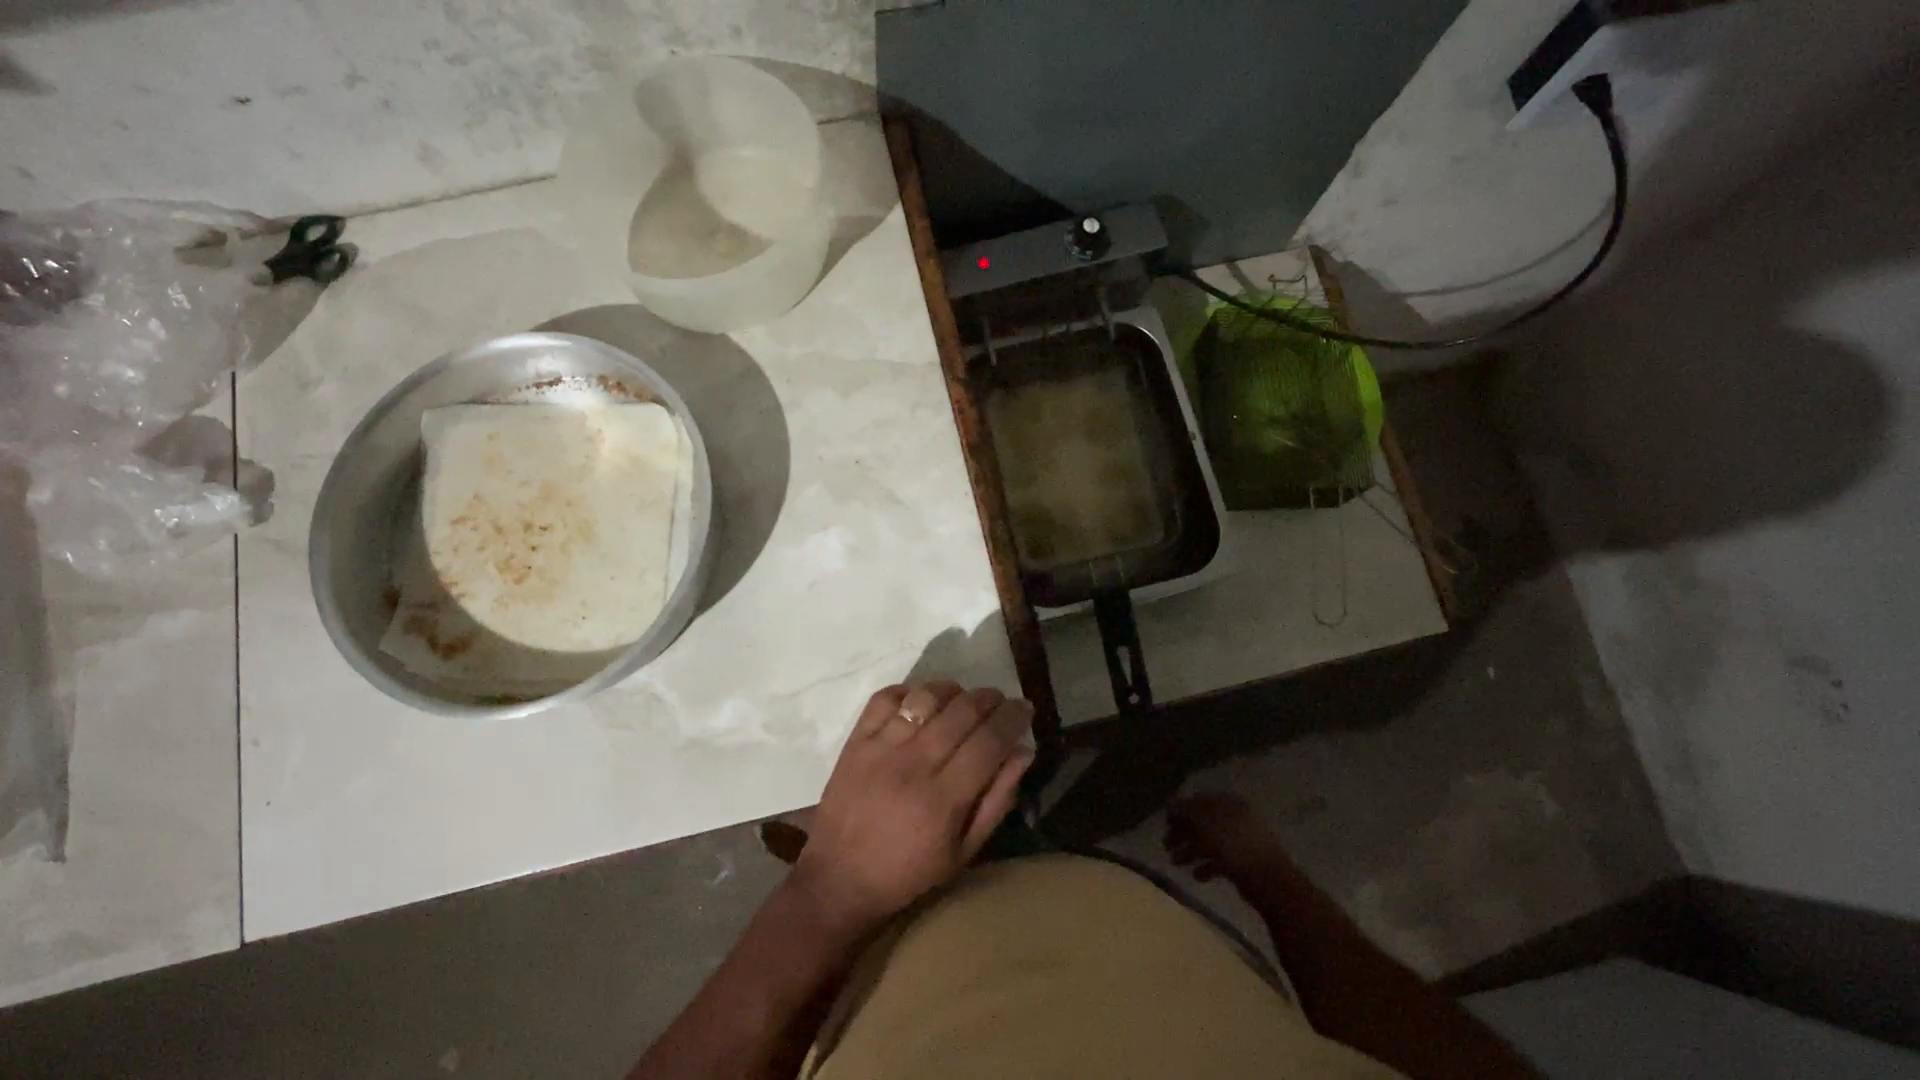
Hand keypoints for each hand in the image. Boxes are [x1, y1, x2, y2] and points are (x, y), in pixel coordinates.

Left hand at [792, 680, 1034, 929]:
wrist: (839, 878)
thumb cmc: (908, 872)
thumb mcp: (964, 852)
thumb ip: (997, 800)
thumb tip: (1023, 751)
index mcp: (944, 800)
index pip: (989, 741)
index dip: (1013, 718)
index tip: (1024, 708)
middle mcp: (914, 765)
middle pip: (962, 712)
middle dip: (990, 699)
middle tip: (1000, 701)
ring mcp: (881, 748)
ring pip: (926, 698)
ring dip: (952, 690)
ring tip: (962, 699)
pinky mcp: (855, 741)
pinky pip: (885, 698)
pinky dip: (909, 691)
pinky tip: (921, 702)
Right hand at [1164, 792, 1290, 884]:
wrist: (1266, 878)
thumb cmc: (1232, 843)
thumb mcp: (1203, 821)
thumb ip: (1184, 810)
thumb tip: (1170, 805)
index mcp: (1228, 804)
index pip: (1199, 801)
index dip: (1180, 810)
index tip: (1165, 823)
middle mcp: (1234, 819)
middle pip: (1202, 823)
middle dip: (1182, 833)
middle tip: (1166, 846)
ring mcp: (1239, 842)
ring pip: (1208, 843)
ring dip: (1189, 851)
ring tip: (1176, 863)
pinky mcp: (1242, 864)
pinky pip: (1218, 862)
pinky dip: (1205, 867)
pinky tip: (1197, 876)